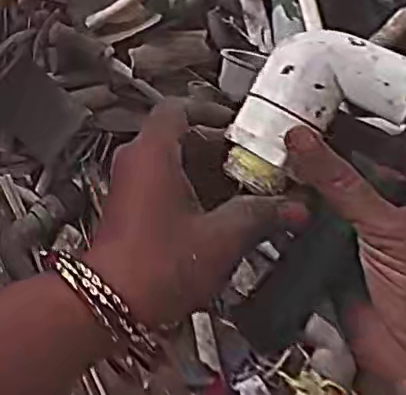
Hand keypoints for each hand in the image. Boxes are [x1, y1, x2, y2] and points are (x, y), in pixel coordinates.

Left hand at [84, 101, 302, 327]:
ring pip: (171, 157)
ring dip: (208, 169)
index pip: (176, 108)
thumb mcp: (220, 237)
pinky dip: (192, 184)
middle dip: (218, 147)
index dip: (209, 110)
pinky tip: (221, 210)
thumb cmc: (156, 264)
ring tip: (245, 189)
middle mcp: (135, 158)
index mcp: (151, 152)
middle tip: (253, 163)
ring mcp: (130, 178)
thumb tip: (289, 207)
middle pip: (177, 133)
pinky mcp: (131, 199)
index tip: (237, 123)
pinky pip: (162, 177)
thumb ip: (258, 215)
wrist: (116, 296)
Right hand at [284, 127, 405, 391]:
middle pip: (340, 175)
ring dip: (292, 187)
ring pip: (316, 202)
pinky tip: (266, 202)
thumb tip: (304, 139)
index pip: (381, 152)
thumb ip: (345, 184)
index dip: (349, 130)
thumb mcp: (398, 233)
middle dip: (309, 156)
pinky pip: (298, 233)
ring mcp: (357, 245)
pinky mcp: (329, 267)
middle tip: (276, 130)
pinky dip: (281, 219)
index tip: (313, 109)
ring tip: (264, 160)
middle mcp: (387, 221)